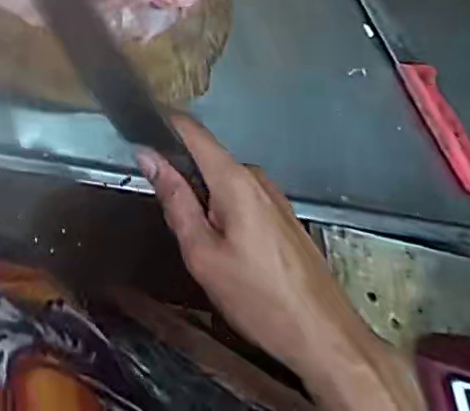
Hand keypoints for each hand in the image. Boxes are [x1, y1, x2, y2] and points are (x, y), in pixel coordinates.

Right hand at [140, 115, 422, 410]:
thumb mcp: (201, 251)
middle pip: (204, 158)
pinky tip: (229, 251)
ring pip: (222, 181)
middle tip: (172, 217)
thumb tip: (148, 157)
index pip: (191, 129)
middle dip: (180, 176)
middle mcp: (257, 181)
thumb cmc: (263, 301)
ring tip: (202, 242)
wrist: (331, 346)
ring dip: (203, 198)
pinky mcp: (285, 219)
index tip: (138, 130)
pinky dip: (224, 211)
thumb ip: (173, 198)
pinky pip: (242, 198)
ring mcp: (275, 199)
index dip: (161, 123)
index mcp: (234, 181)